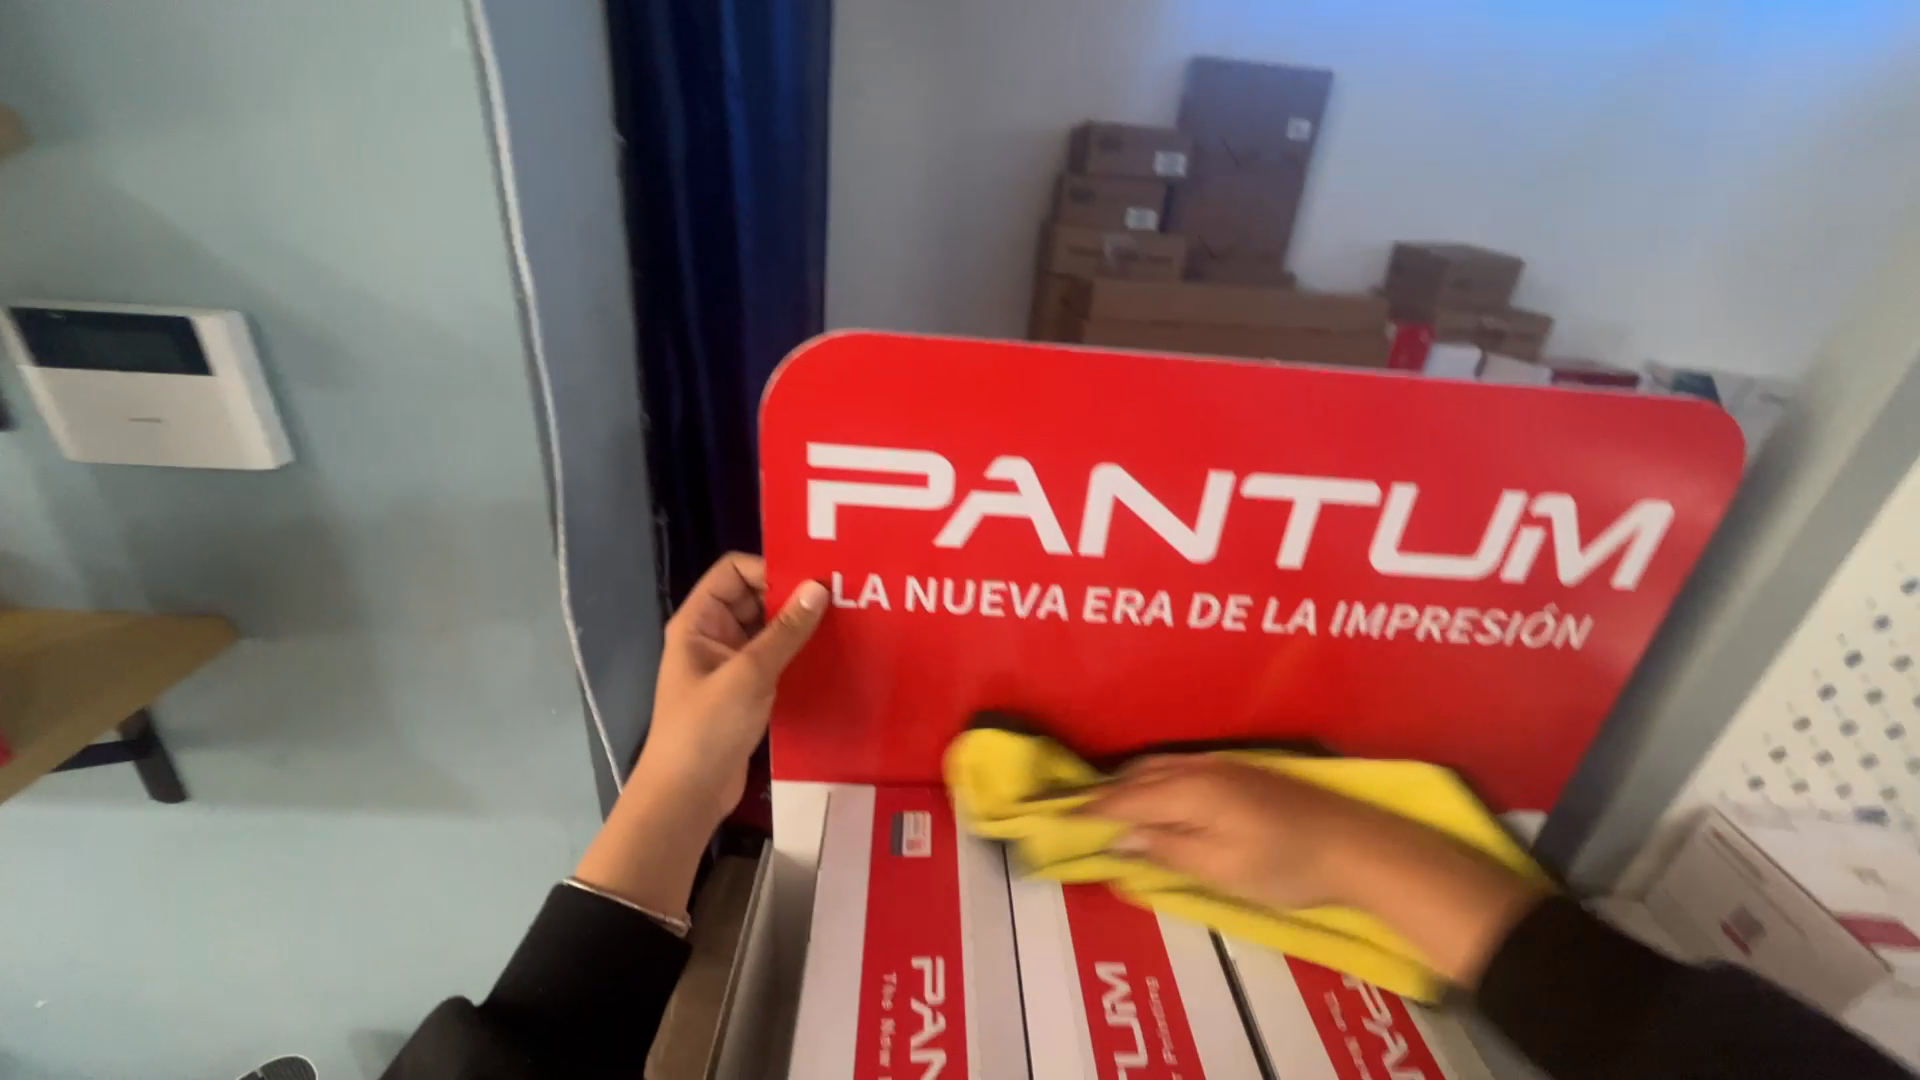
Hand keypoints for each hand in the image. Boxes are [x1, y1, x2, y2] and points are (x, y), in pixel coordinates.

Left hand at [632, 553, 827, 827]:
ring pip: (768, 628)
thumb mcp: (748, 674)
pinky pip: (775, 657)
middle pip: (754, 597)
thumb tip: (819, 588)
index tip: (812, 578)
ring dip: (799, 624)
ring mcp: (730, 664)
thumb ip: (785, 631)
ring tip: (844, 619)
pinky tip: (831, 653)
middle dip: (792, 594)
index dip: (770, 568)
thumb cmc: (706, 729)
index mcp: (699, 622)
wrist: (687, 796)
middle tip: (841, 594)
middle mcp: (713, 635)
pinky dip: (798, 651)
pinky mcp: (747, 690)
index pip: (733, 571)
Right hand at [1082, 754, 1544, 985]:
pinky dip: (1154, 780)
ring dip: (1130, 783)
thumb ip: (1166, 848)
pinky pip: (1178, 768)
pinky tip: (1156, 794)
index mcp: (1191, 791)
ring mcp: (1220, 765)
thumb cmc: (1285, 865)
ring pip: (1159, 767)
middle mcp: (1199, 768)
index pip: (1127, 797)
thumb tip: (1119, 838)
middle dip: (1107, 791)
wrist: (1355, 844)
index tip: (1058, 814)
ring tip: (1110, 803)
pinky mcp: (1237, 770)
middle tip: (1078, 809)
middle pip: (1139, 775)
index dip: (1092, 808)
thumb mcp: (1221, 869)